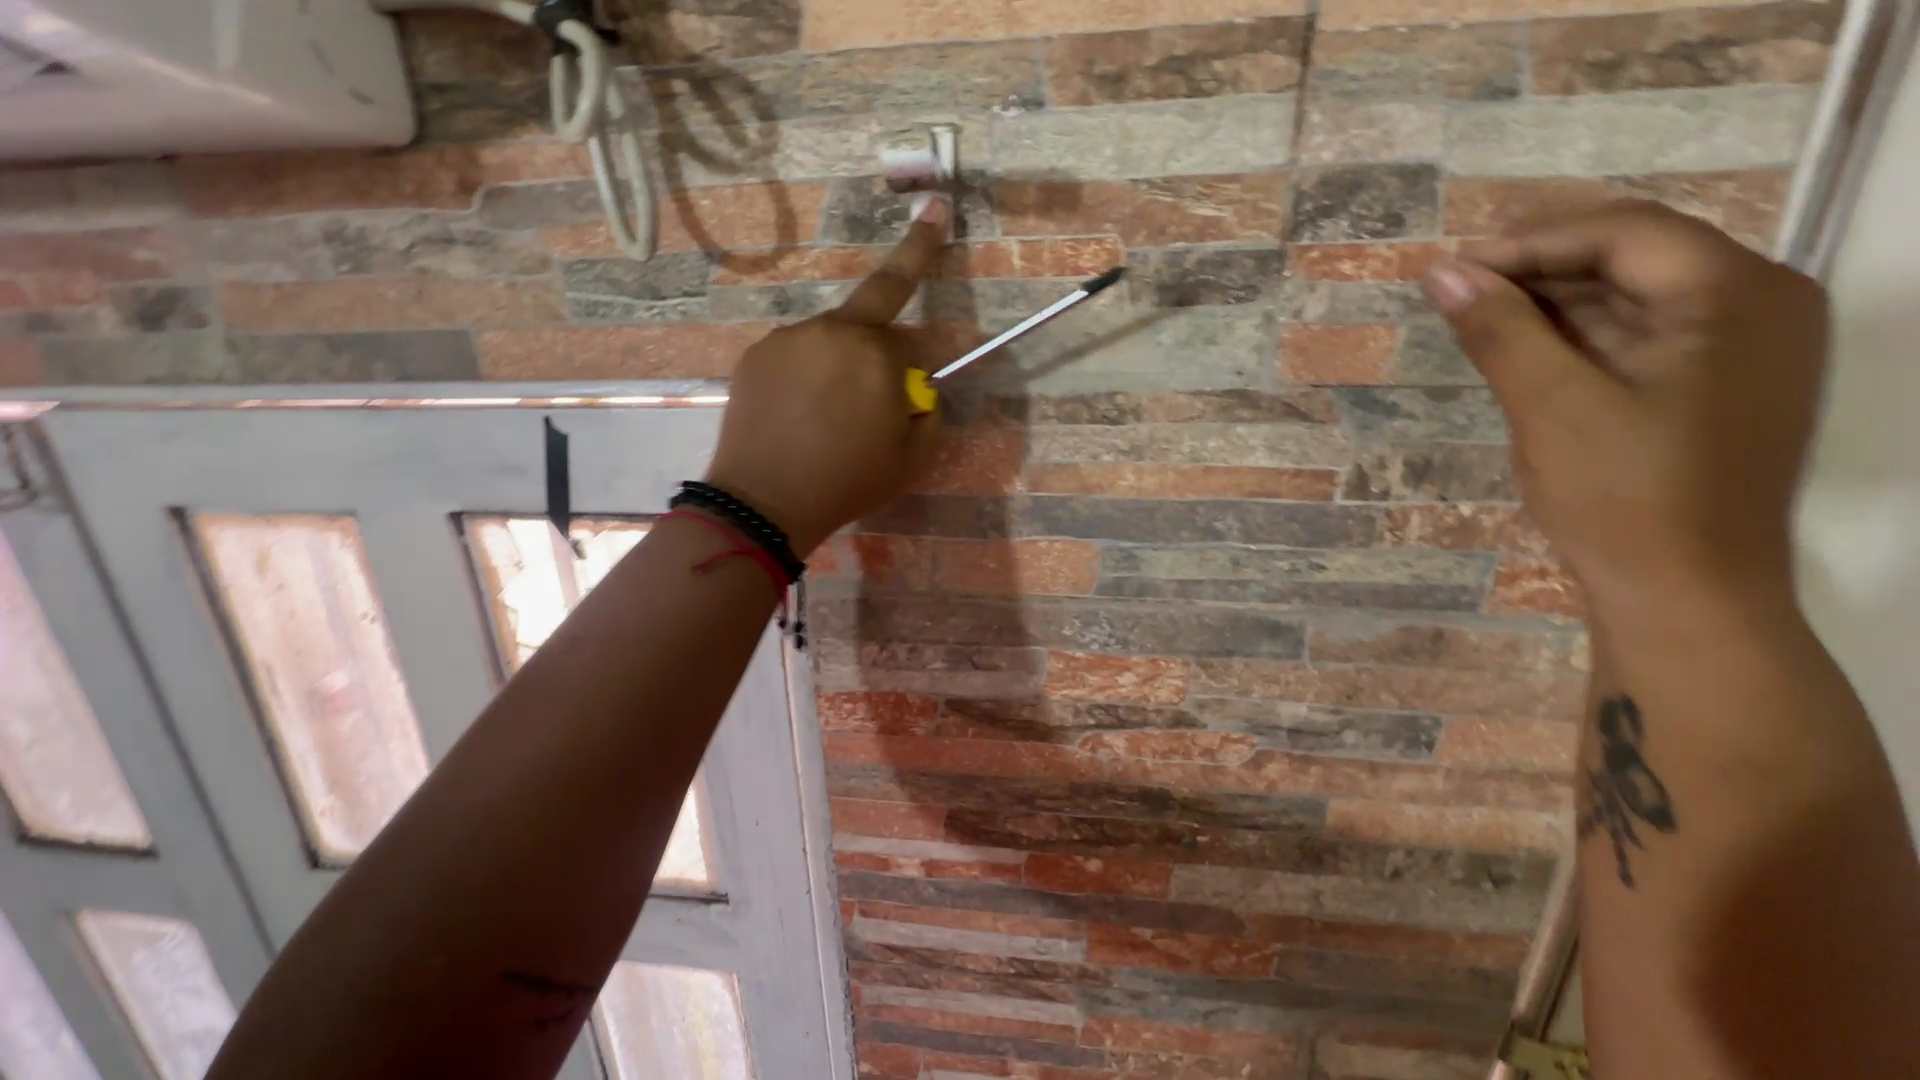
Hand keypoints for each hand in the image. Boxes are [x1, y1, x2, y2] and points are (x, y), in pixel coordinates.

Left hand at [703, 198, 948, 555]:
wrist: (763, 502)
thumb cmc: (848, 481)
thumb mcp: (913, 455)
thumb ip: (928, 408)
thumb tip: (918, 382)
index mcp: (875, 351)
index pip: (905, 295)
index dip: (923, 248)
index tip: (935, 206)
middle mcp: (830, 330)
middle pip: (871, 315)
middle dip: (891, 317)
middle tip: (895, 334)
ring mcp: (787, 339)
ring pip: (831, 340)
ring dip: (841, 363)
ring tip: (830, 416)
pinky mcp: (756, 355)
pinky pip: (796, 355)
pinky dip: (806, 374)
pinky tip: (799, 412)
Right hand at [1424, 200, 1829, 619]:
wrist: (1688, 598)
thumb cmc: (1624, 499)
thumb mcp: (1550, 406)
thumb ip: (1499, 330)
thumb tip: (1443, 274)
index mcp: (1738, 295)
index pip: (1625, 232)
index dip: (1530, 243)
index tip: (1454, 272)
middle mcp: (1761, 304)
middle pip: (1638, 256)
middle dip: (1541, 269)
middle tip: (1460, 291)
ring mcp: (1749, 348)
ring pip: (1638, 296)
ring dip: (1557, 303)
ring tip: (1480, 320)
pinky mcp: (1723, 386)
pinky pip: (1648, 337)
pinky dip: (1583, 338)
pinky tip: (1527, 352)